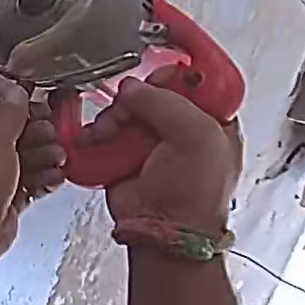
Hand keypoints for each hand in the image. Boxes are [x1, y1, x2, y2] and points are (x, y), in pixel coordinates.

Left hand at [0, 67, 65, 252]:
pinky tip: (53, 178)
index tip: (46, 114)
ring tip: (57, 158)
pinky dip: (42, 180)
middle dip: (39, 137)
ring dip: (45, 159)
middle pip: (14, 137)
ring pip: (24, 162)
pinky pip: (28, 185)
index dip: (24, 112)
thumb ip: (9, 112)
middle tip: (52, 138)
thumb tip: (15, 93)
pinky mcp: (2, 202)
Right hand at [78, 65, 240, 233]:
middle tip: (125, 114)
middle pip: (148, 94)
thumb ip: (166, 103)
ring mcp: (149, 142)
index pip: (192, 80)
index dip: (171, 75)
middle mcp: (179, 128)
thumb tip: (132, 88)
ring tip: (106, 135)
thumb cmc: (193, 193)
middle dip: (130, 102)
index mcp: (211, 119)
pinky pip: (103, 134)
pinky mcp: (122, 155)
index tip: (153, 76)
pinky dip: (94, 136)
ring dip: (108, 121)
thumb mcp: (196, 137)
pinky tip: (93, 141)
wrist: (159, 229)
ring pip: (121, 112)